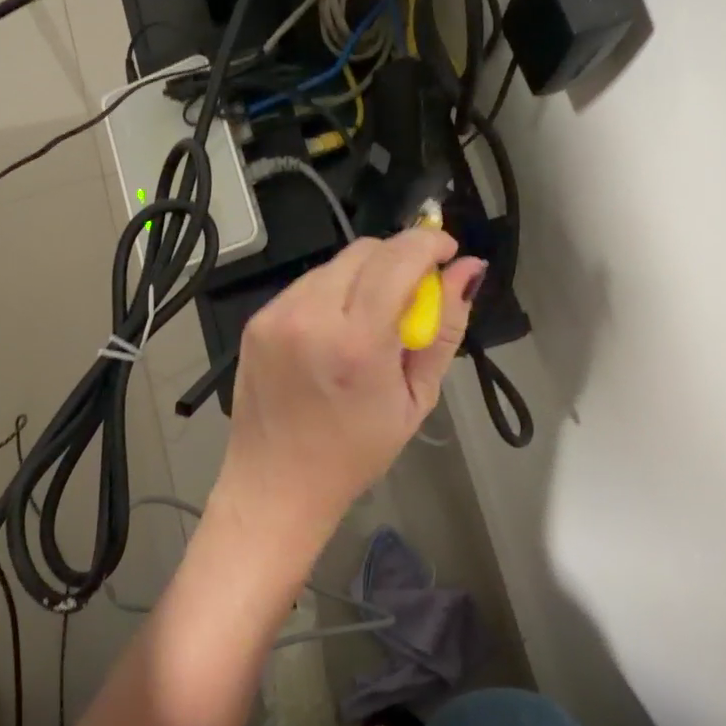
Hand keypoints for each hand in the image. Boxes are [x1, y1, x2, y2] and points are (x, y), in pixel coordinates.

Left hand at [218, 229, 486, 524]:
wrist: (276, 483)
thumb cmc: (355, 453)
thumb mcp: (416, 400)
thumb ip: (444, 330)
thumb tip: (468, 271)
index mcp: (357, 342)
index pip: (398, 258)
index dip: (429, 243)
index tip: (447, 252)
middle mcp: (311, 317)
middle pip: (365, 251)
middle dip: (398, 258)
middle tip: (414, 294)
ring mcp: (277, 316)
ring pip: (333, 264)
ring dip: (364, 276)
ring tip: (372, 319)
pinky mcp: (257, 321)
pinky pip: (305, 285)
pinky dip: (331, 293)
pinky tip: (336, 331)